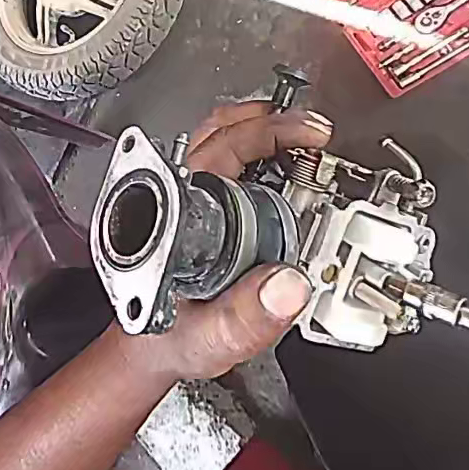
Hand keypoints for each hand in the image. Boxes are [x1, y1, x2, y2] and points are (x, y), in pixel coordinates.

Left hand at [138, 101, 331, 379]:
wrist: (153, 349)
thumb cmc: (171, 337)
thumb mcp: (213, 336)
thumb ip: (249, 316)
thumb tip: (289, 283)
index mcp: (182, 213)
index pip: (224, 148)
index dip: (274, 133)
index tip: (312, 137)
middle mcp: (182, 197)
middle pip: (222, 129)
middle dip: (273, 119)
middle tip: (315, 129)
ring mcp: (190, 197)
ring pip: (221, 137)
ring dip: (265, 128)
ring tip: (304, 135)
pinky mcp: (202, 205)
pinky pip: (229, 161)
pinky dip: (260, 150)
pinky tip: (285, 165)